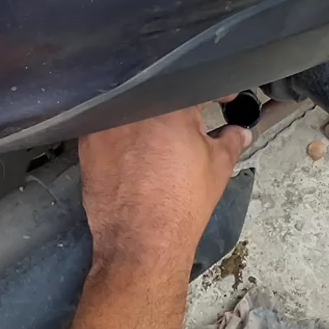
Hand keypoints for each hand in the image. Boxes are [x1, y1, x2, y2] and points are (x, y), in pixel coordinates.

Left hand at [77, 104, 250, 272]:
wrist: (142, 240)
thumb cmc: (182, 202)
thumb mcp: (218, 167)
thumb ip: (231, 140)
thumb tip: (241, 132)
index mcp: (171, 105)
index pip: (199, 88)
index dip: (217, 93)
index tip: (224, 100)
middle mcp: (135, 106)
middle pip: (160, 93)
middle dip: (179, 105)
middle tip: (191, 124)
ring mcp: (107, 122)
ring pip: (132, 107)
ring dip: (148, 117)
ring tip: (160, 140)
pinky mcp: (88, 141)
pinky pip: (107, 125)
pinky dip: (122, 132)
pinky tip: (132, 151)